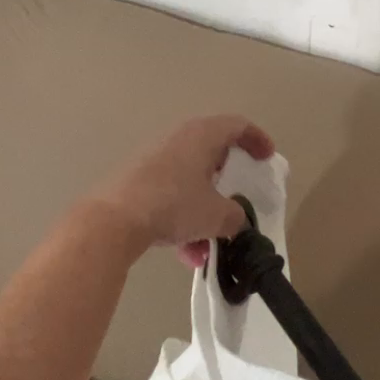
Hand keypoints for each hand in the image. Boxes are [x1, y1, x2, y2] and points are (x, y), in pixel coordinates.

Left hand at [89, 115, 275, 267]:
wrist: (112, 220)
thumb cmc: (174, 205)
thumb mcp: (216, 216)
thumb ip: (236, 216)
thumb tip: (236, 219)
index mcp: (203, 134)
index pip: (238, 125)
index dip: (257, 140)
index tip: (267, 159)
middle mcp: (179, 138)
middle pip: (212, 152)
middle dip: (227, 181)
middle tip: (237, 197)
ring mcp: (155, 158)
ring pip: (190, 180)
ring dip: (203, 212)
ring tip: (206, 248)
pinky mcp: (137, 179)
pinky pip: (170, 195)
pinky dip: (182, 218)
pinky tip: (183, 254)